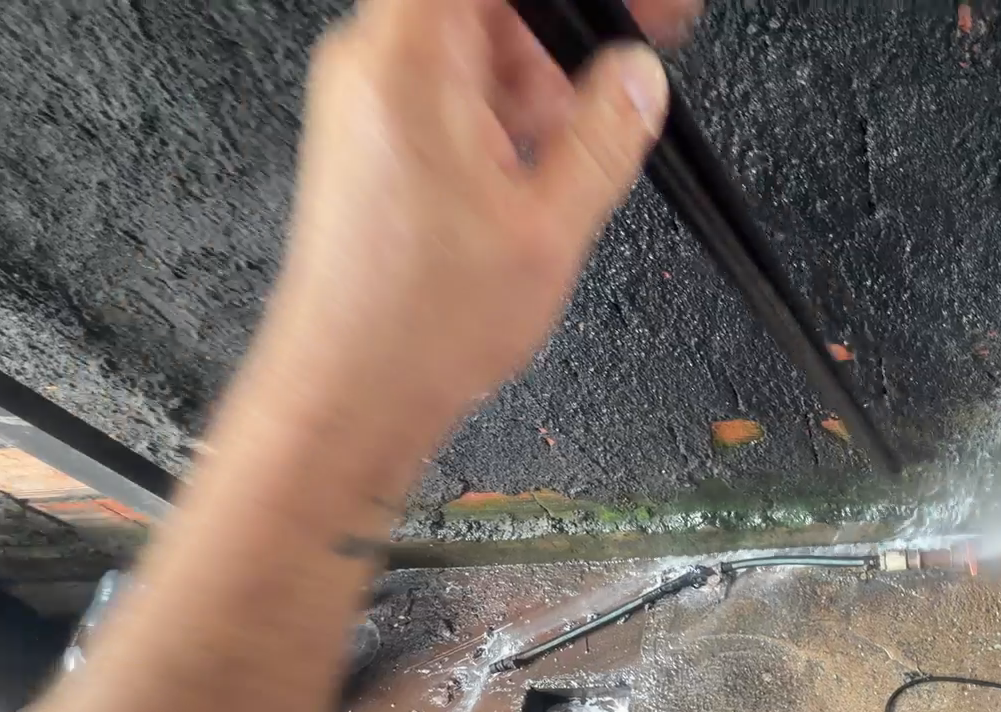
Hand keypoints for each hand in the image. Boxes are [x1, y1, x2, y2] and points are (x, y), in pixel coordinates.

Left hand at [253, 0, 696, 431]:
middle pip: (488, 8)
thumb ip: (603, 141)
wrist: (361, 384)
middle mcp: (379, 68)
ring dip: (541, 90)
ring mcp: (377, 106)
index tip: (632, 13)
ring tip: (578, 160)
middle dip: (564, 42)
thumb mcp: (550, 230)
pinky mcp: (385, 146)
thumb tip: (638, 79)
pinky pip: (458, 99)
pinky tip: (544, 176)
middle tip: (620, 91)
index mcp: (412, 63)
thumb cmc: (429, 320)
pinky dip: (511, 122)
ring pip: (477, 55)